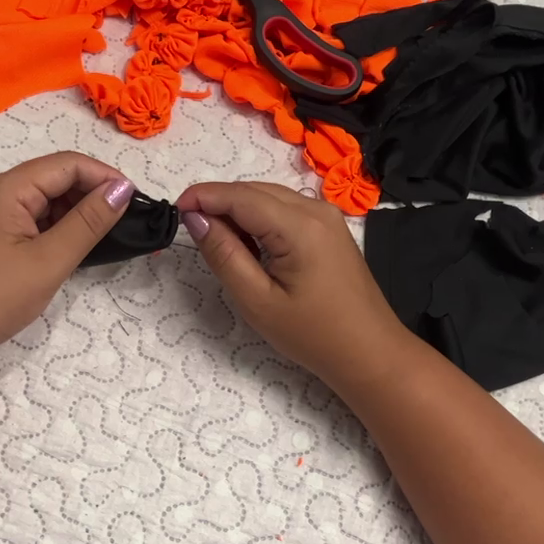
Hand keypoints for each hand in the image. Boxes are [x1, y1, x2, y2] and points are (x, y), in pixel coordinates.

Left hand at [0, 152, 135, 368]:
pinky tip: (77, 247)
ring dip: (78, 212)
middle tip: (126, 223)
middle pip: (56, 177)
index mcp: (9, 188)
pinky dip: (59, 228)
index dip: (105, 176)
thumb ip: (88, 223)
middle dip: (93, 193)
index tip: (136, 202)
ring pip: (47, 199)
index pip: (67, 164)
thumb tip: (123, 188)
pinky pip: (34, 219)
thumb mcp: (49, 261)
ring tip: (107, 237)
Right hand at [176, 181, 406, 387]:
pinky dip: (258, 219)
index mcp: (299, 226)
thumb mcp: (257, 300)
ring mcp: (326, 217)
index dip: (203, 196)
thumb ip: (224, 255)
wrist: (369, 352)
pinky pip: (285, 210)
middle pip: (254, 190)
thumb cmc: (311, 334)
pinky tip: (248, 246)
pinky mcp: (329, 228)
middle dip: (218, 202)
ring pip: (269, 198)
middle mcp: (315, 210)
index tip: (174, 210)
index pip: (239, 195)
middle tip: (192, 233)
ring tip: (217, 243)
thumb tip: (196, 218)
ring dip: (238, 211)